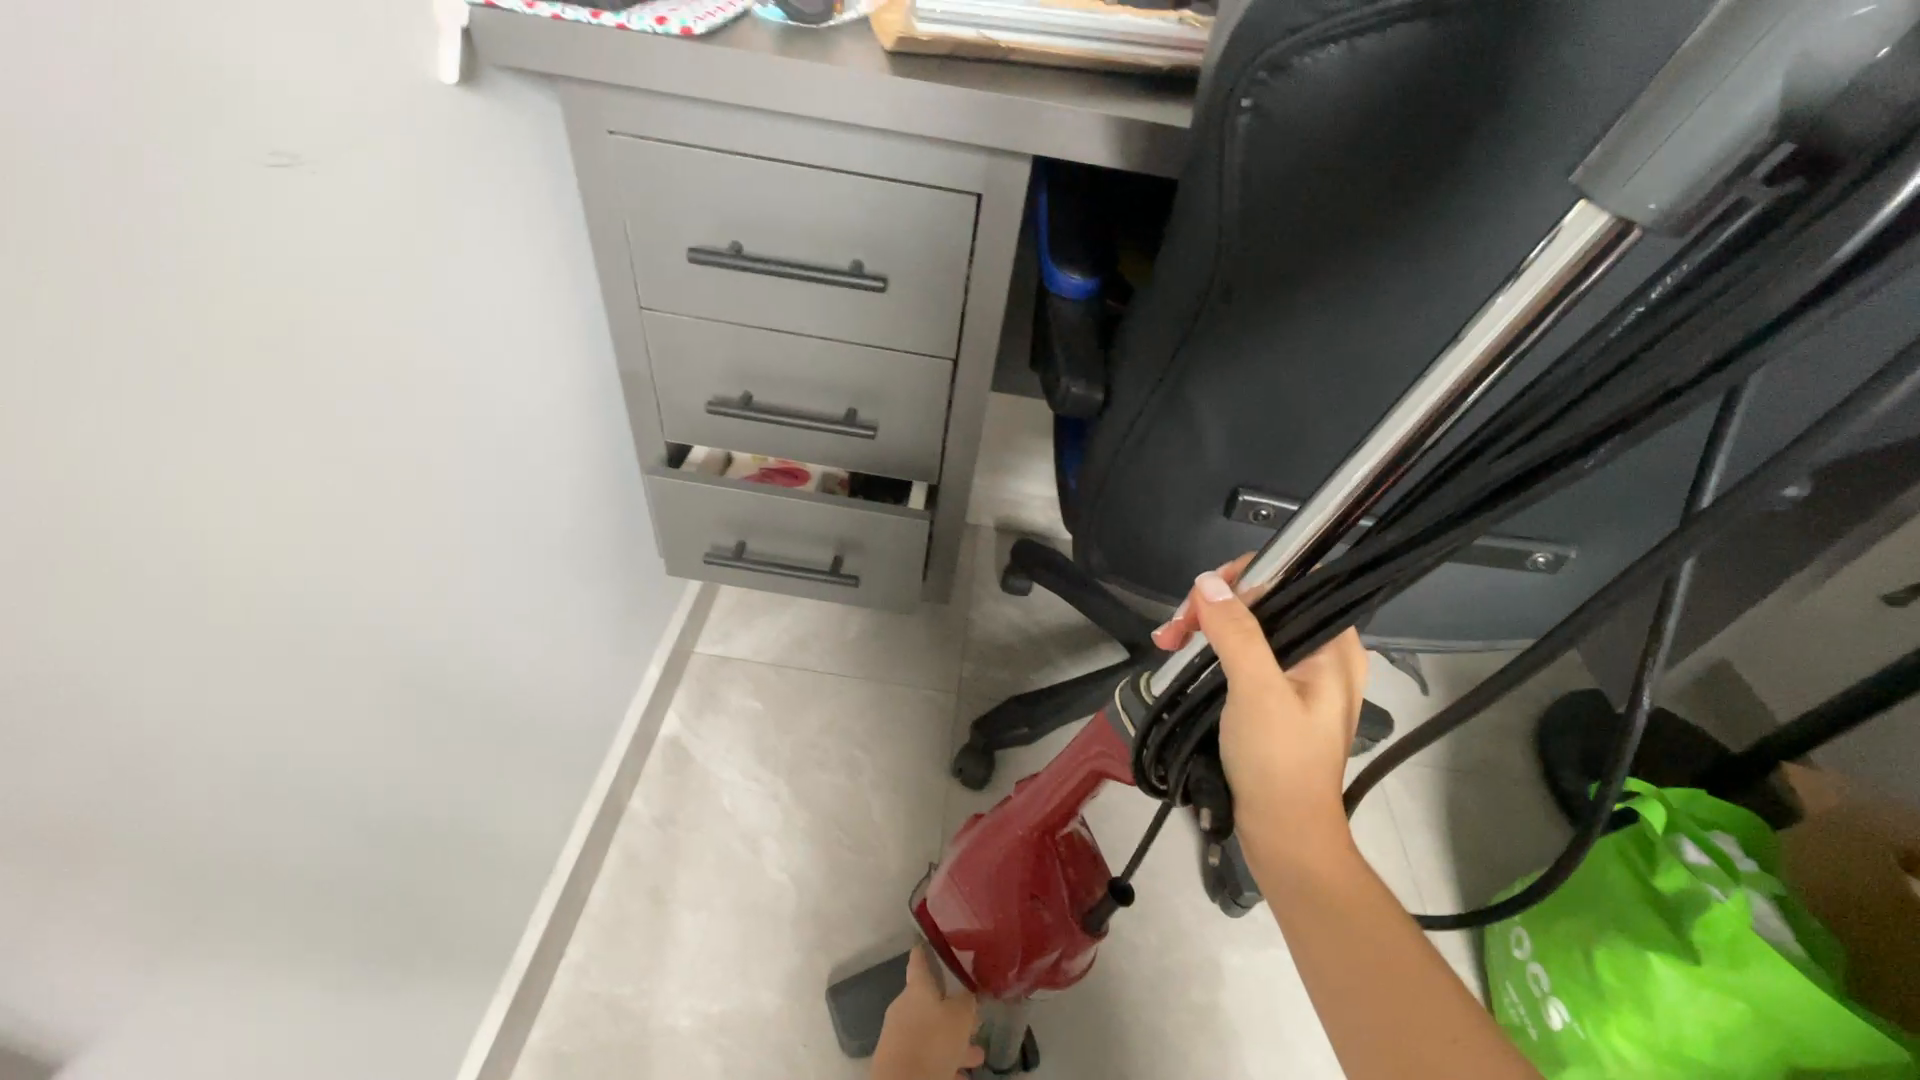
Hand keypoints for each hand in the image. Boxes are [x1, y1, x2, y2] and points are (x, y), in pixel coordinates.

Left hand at [870, 946, 985, 1079]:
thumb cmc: (932, 1041)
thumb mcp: (960, 1017)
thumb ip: (967, 1001)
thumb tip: (970, 991)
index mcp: (917, 988)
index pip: (919, 961)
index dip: (924, 951)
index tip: (927, 940)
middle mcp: (905, 1006)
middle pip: (932, 1003)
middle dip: (955, 1012)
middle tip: (976, 1019)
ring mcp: (900, 1034)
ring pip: (932, 1032)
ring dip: (954, 1042)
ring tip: (977, 1055)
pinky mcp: (899, 1060)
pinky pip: (927, 1055)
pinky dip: (944, 1062)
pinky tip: (961, 1075)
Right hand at [1155, 562, 1369, 855]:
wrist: (1283, 834)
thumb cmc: (1279, 763)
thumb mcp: (1257, 692)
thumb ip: (1236, 633)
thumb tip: (1207, 581)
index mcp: (1334, 647)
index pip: (1292, 582)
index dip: (1244, 580)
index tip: (1201, 599)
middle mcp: (1321, 653)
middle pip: (1264, 603)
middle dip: (1214, 607)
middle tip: (1174, 627)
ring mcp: (1297, 675)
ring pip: (1247, 629)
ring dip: (1205, 628)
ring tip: (1165, 642)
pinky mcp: (1274, 695)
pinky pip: (1241, 655)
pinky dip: (1210, 651)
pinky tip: (1179, 655)